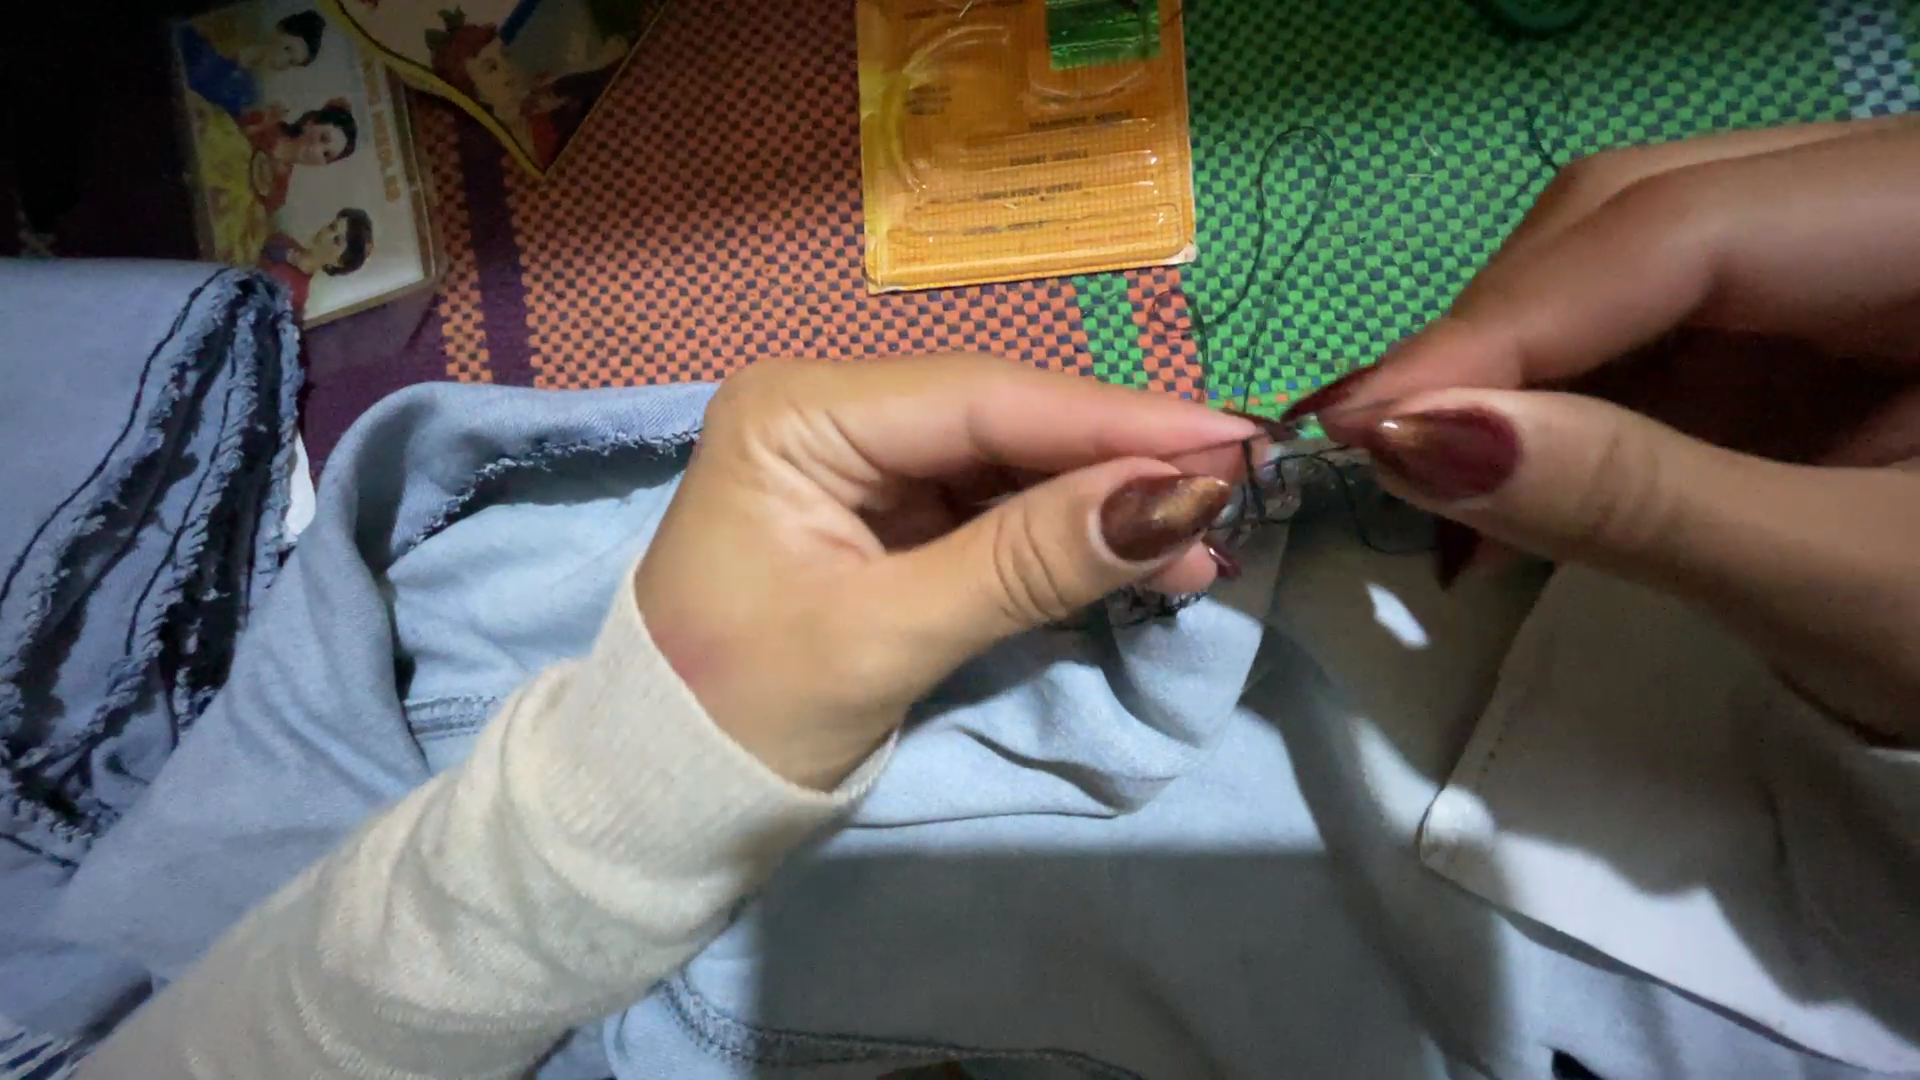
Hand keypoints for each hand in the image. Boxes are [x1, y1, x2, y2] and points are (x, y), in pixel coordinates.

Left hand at [634, 356, 1252, 787]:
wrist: (668, 785)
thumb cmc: (743, 713)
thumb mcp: (886, 636)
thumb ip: (1025, 564)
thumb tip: (1173, 503)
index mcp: (799, 412)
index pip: (981, 400)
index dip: (1111, 422)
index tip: (1225, 443)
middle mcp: (834, 416)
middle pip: (1003, 426)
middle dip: (1116, 465)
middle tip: (1231, 492)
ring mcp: (865, 466)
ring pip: (1008, 470)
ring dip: (1101, 507)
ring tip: (1201, 543)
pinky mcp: (889, 517)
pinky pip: (992, 513)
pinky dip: (1062, 540)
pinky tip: (1135, 557)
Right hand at [1282, 118, 1919, 741]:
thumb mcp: (1848, 587)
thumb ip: (1628, 499)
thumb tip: (1403, 442)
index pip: (1677, 231)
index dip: (1495, 326)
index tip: (1358, 423)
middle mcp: (1893, 209)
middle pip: (1622, 219)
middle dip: (1484, 337)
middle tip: (1381, 439)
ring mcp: (1827, 271)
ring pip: (1597, 278)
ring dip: (1492, 382)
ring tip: (1425, 477)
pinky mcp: (1774, 337)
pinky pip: (1615, 344)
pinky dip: (1531, 415)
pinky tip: (1492, 485)